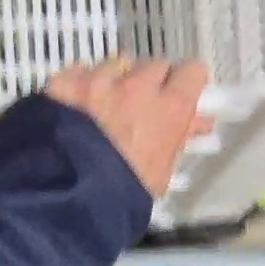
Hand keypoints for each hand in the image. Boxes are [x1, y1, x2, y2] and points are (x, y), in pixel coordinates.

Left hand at [43, 58, 213, 197]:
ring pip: (116, 65)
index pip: (192, 72)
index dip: (184, 84)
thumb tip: (199, 123)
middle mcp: (138, 85)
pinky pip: (79, 71)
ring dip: (114, 81)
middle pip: (153, 66)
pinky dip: (79, 85)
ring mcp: (99, 81)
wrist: (70, 199)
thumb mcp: (160, 174)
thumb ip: (178, 140)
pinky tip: (74, 106)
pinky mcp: (65, 83)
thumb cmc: (123, 195)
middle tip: (138, 108)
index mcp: (169, 108)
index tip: (178, 96)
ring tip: (102, 109)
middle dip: (150, 83)